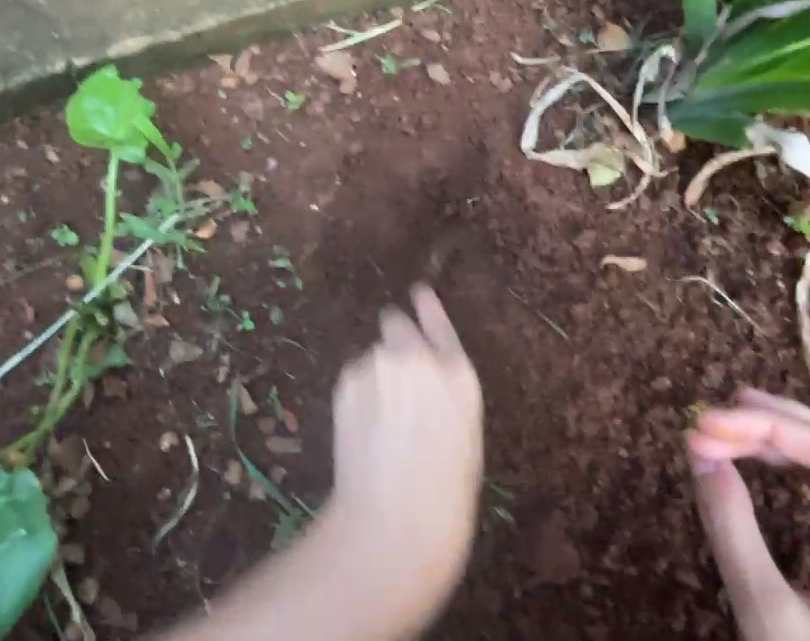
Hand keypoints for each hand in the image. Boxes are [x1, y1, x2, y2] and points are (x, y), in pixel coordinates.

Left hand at [320, 284, 483, 635]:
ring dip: (374, 375)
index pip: (439, 325)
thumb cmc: (444, 491)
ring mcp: (379, 364)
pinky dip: (357, 393)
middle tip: (392, 374)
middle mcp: (418, 357)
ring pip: (371, 357)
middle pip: (396, 325)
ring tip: (381, 424)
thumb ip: (446, 391)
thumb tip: (426, 371)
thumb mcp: (463, 434)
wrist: (396, 518)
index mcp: (459, 374)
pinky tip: (363, 429)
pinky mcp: (347, 379)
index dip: (426, 308)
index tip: (417, 292)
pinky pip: (353, 377)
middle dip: (393, 339)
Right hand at [687, 389, 809, 640]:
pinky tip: (760, 458)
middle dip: (781, 428)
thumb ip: (732, 528)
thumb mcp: (767, 616)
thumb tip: (698, 452)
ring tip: (730, 420)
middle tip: (716, 409)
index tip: (709, 421)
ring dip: (785, 445)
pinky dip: (793, 477)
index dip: (775, 430)